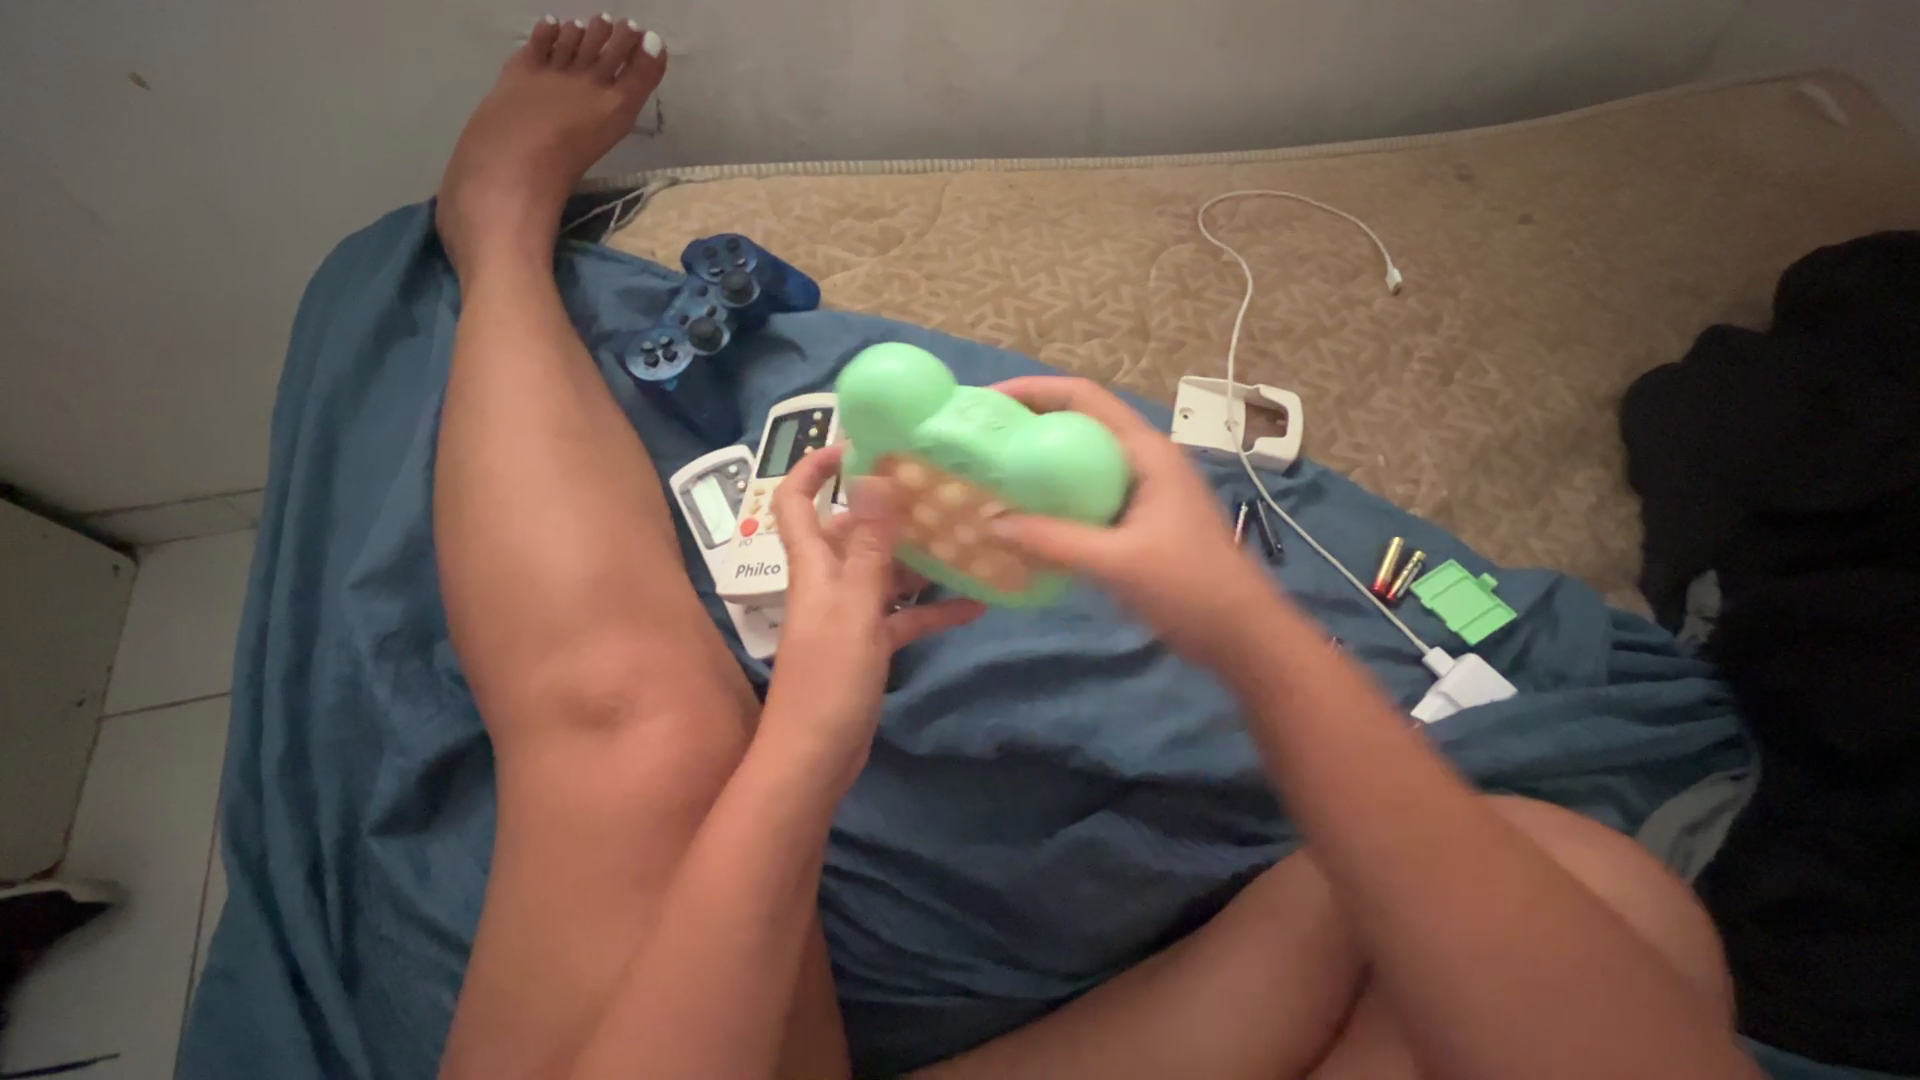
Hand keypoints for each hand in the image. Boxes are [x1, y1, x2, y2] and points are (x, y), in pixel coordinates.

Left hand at [762, 443, 985, 770]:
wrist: (816, 758)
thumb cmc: (830, 679)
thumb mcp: (855, 607)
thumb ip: (868, 546)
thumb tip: (872, 477)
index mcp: (814, 566)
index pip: (796, 501)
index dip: (814, 467)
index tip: (855, 443)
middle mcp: (828, 583)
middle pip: (853, 532)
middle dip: (889, 510)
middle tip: (939, 491)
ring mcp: (849, 615)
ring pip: (885, 573)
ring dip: (920, 560)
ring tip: (967, 539)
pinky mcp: (868, 646)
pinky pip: (903, 617)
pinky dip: (932, 611)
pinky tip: (975, 607)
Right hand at [988, 377, 1282, 668]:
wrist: (1244, 636)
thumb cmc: (1191, 588)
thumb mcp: (1118, 562)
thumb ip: (1053, 541)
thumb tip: (990, 523)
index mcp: (1146, 452)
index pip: (1083, 398)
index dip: (1033, 390)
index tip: (986, 400)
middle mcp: (1143, 462)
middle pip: (1077, 426)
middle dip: (1028, 427)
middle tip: (977, 443)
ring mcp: (1142, 493)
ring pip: (1080, 465)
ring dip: (1038, 467)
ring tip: (991, 477)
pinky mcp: (1138, 524)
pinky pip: (1086, 499)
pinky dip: (1053, 502)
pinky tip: (1024, 522)